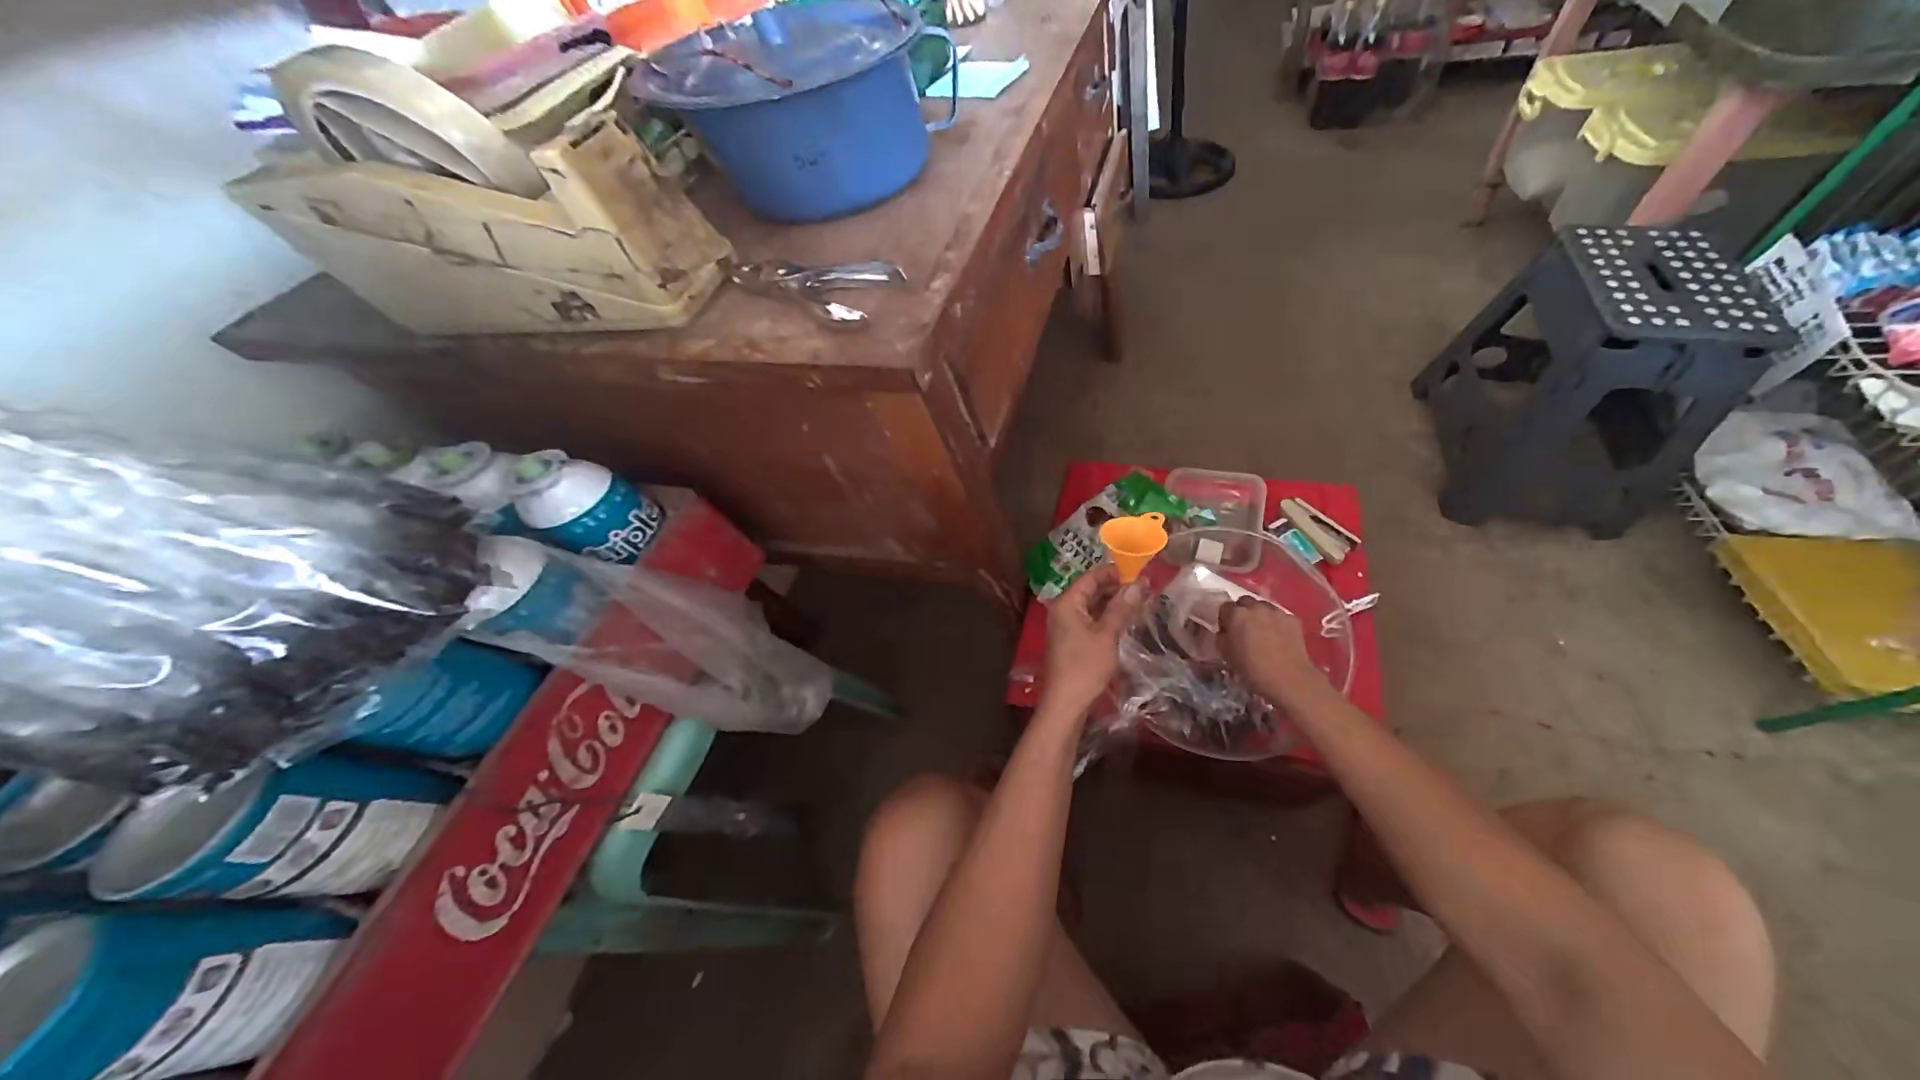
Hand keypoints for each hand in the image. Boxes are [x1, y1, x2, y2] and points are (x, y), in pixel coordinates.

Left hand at [1041, 564, 1146, 719]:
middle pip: (1090, 590)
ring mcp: (1065, 626)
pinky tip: (1124, 620)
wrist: (1065, 703)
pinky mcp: (1071, 641)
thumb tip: (1139, 582)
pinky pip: (1090, 621)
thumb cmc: (1085, 666)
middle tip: (1143, 588)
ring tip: (1139, 602)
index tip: (1138, 572)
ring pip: (1091, 606)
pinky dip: (1106, 618)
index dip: (1113, 572)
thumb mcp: (1107, 634)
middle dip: (1115, 587)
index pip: (1090, 577)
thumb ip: (1122, 607)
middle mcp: (1062, 610)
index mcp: (1066, 603)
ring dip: (1112, 603)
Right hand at [1219, 598, 1325, 705]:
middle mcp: (1256, 607)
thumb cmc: (1251, 668)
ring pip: (1263, 607)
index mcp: (1236, 614)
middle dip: (1242, 612)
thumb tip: (1226, 630)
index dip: (1225, 618)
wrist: (1288, 678)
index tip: (1227, 630)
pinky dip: (1276, 622)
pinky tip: (1278, 637)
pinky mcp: (1292, 618)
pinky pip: (1279, 616)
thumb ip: (1222, 636)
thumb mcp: (1225, 653)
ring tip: (1263, 632)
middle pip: (1245, 602)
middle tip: (1244, 629)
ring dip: (1260, 615)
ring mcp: (1276, 611)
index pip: (1224, 607)